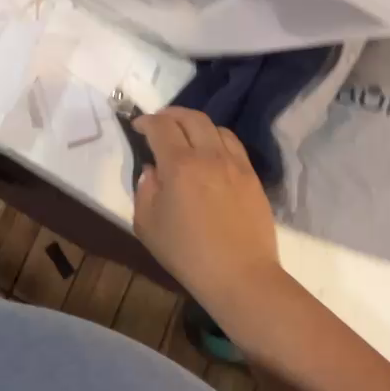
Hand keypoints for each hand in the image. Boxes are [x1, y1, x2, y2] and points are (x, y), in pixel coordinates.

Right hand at [130, 108, 281, 310]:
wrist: (240, 276)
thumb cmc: (186, 252)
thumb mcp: (146, 223)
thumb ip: (145, 189)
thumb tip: (153, 171)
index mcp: (179, 165)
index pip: (160, 126)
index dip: (145, 121)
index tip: (136, 127)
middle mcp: (209, 156)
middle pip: (190, 117)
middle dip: (169, 115)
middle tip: (157, 125)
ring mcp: (235, 165)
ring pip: (216, 127)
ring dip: (195, 125)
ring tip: (185, 137)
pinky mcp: (252, 177)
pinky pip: (233, 145)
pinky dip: (217, 140)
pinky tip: (209, 155)